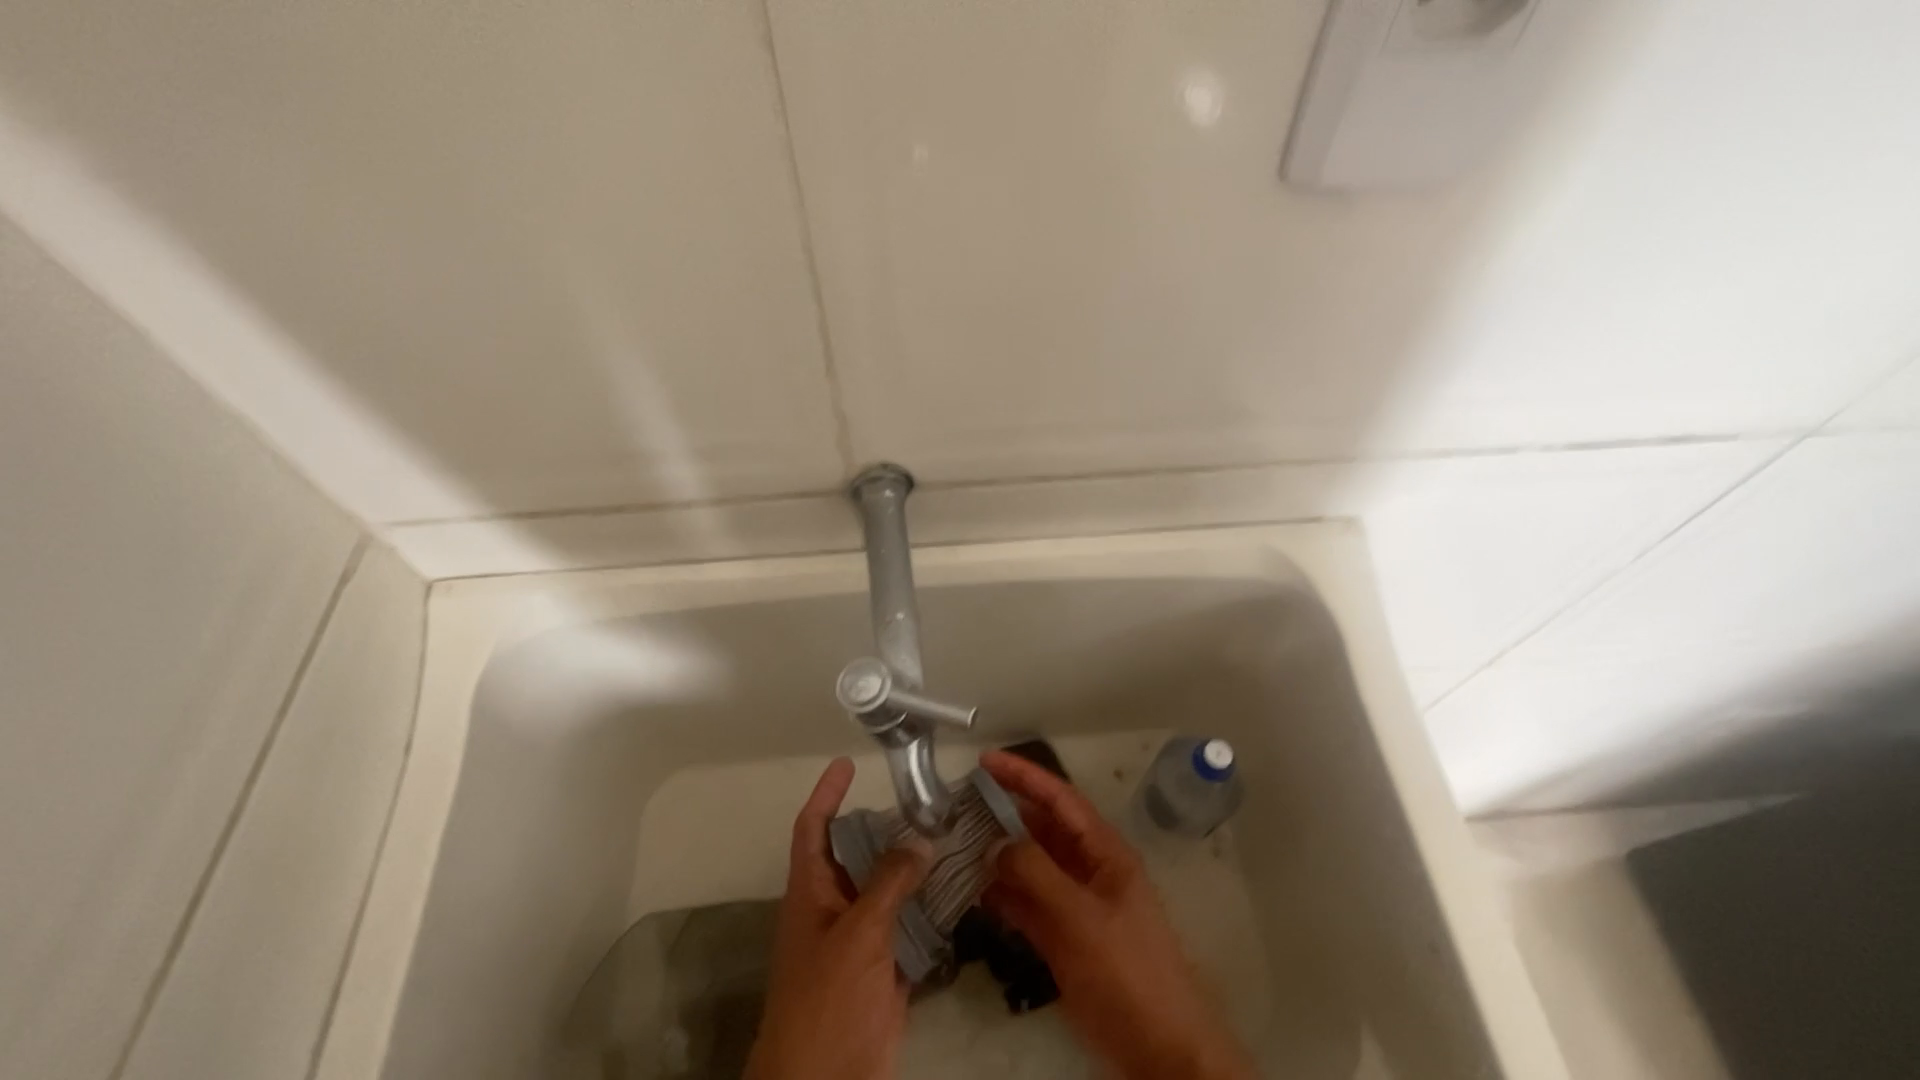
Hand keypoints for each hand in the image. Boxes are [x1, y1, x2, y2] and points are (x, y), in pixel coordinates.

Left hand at [745, 758, 929, 1079]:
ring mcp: (859, 941)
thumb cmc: (827, 997)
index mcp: (811, 892)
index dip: (826, 795)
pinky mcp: (884, 969)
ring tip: (951, 839)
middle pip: (857, 856)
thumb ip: (887, 884)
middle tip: (925, 803)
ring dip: (914, 869)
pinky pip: (908, 928)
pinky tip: (959, 893)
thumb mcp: (856, 933)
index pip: (813, 829)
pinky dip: (929, 910)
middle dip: (885, 828)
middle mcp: (833, 908)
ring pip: (888, 891)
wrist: (826, 1077)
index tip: (845, 765)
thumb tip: (917, 842)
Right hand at [980, 750, 1257, 1079]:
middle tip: (956, 804)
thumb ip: (1036, 874)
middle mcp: (1087, 870)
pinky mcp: (1060, 937)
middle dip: (1003, 813)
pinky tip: (971, 891)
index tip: (985, 761)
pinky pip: (1025, 904)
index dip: (1024, 776)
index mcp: (1104, 852)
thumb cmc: (1127, 970)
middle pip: (1041, 829)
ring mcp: (1073, 905)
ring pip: (1029, 866)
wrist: (1157, 1045)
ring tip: (953, 842)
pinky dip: (1000, 895)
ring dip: (996, 855)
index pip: (1060, 800)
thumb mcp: (1081, 916)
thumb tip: (995, 842)